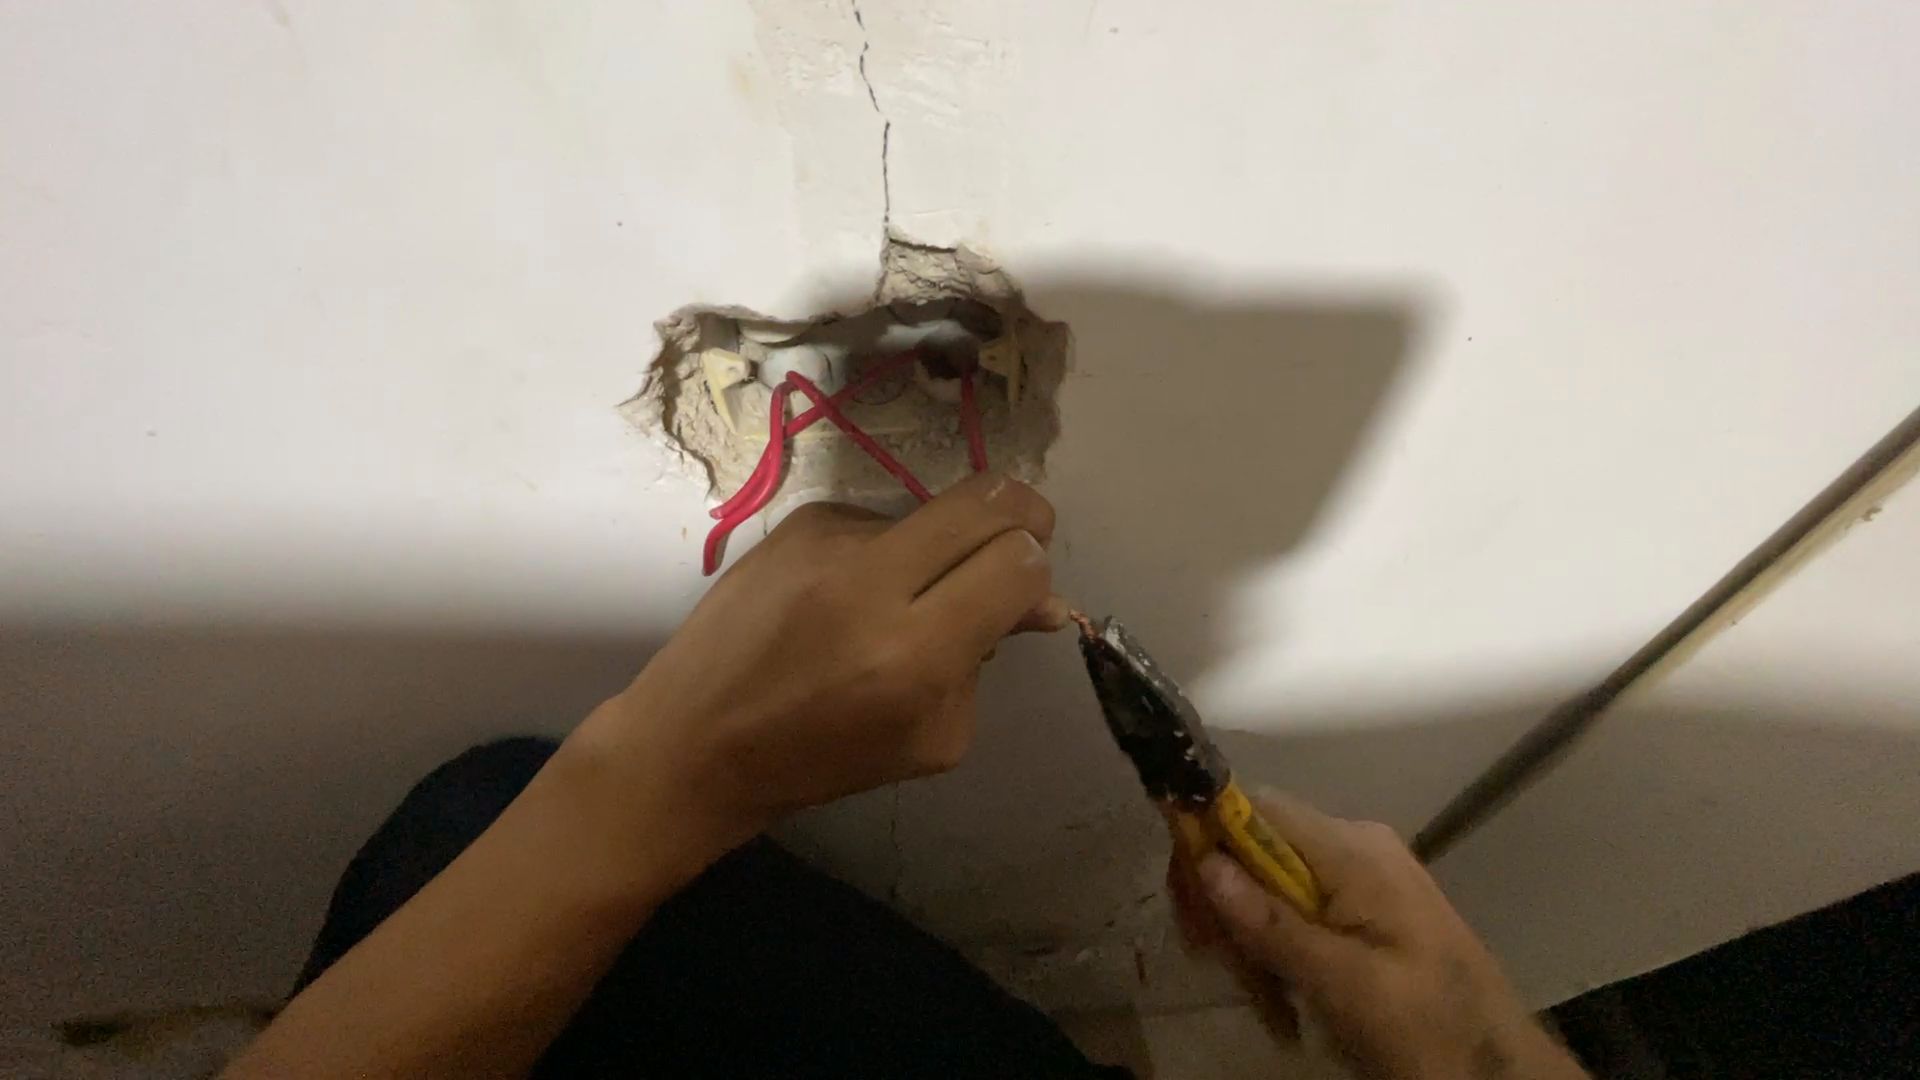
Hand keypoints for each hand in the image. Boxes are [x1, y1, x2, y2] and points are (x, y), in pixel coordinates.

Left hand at [569, 473, 1064, 858]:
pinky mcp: (799, 520)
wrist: (694, 736)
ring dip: (946, 544)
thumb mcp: (930, 737)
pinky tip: (853, 592)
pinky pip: (880, 519)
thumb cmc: (818, 759)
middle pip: (989, 500)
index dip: (1038, 570)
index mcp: (912, 653)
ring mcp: (830, 538)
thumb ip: (988, 661)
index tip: (1027, 590)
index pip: (1018, 564)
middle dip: (1027, 515)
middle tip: (1023, 544)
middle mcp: (872, 580)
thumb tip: (1034, 598)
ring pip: (934, 510)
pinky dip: (891, 550)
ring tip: (907, 596)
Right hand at [1188, 795, 1587, 1079]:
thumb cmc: (1434, 1033)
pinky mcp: (1366, 902)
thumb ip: (1273, 925)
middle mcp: (1354, 843)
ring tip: (1254, 990)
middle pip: (1257, 842)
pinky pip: (1298, 901)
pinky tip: (1280, 986)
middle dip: (1225, 895)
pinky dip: (1277, 938)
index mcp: (1353, 850)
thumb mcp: (1348, 988)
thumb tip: (1204, 862)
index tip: (1182, 891)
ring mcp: (1363, 872)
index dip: (1207, 833)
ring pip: (1271, 876)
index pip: (1254, 806)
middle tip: (1207, 955)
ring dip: (1248, 927)